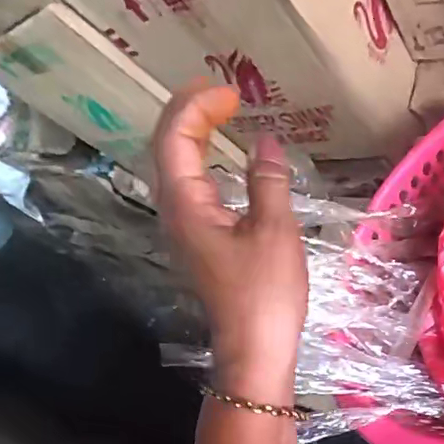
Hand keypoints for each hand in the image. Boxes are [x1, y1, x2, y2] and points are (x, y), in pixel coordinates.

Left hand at [152, 83, 305, 404]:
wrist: (254, 349)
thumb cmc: (264, 293)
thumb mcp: (275, 232)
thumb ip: (268, 182)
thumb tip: (266, 144)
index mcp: (186, 204)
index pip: (176, 136)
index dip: (199, 106)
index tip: (233, 94)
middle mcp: (175, 212)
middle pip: (168, 148)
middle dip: (192, 114)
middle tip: (225, 96)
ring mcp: (186, 231)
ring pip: (179, 169)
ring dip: (197, 138)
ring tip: (223, 118)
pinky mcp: (201, 245)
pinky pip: (194, 190)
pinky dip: (208, 165)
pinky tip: (229, 166)